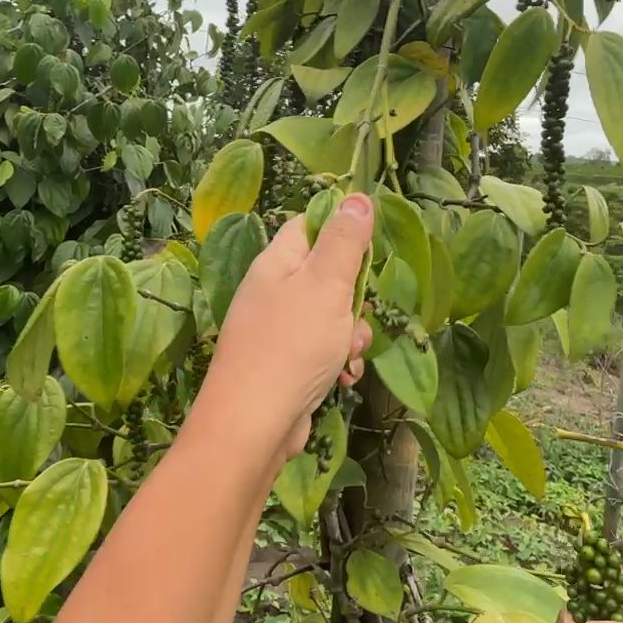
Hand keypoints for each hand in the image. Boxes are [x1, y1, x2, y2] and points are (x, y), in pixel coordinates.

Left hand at [189, 193, 375, 463]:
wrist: (252, 426)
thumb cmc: (291, 346)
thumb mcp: (326, 284)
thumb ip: (344, 241)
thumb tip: (357, 197)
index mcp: (276, 262)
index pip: (311, 225)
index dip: (343, 232)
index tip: (370, 252)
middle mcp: (272, 291)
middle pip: (327, 274)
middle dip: (354, 298)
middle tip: (359, 317)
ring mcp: (275, 329)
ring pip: (330, 316)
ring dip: (349, 335)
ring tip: (348, 356)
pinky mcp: (284, 364)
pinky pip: (320, 350)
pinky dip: (336, 362)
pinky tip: (343, 380)